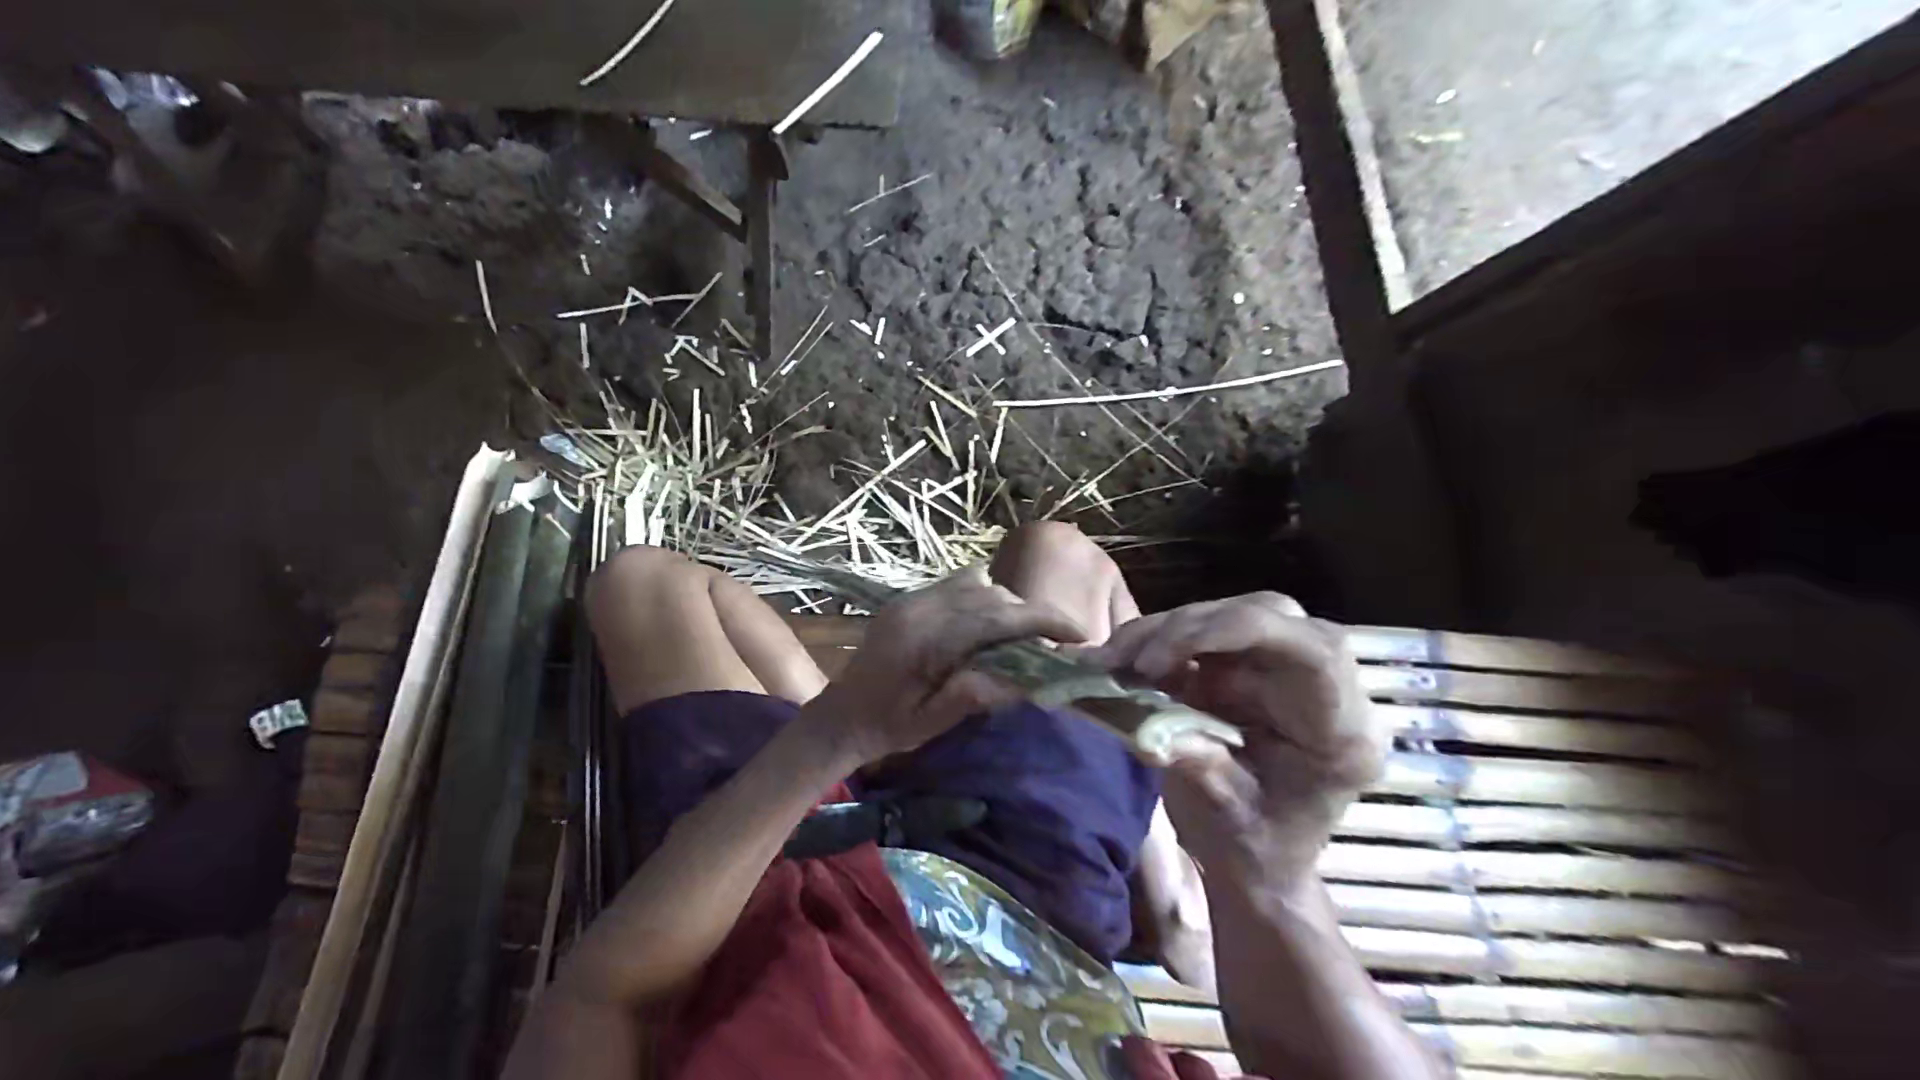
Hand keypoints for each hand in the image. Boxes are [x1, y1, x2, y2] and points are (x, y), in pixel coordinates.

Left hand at [801, 567, 1085, 765]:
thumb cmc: (887, 728)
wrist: (840, 716)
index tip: (1077, 635)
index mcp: (926, 641)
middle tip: (1054, 643)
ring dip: (1008, 604)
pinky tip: (989, 625)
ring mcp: (913, 599)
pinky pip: (958, 584)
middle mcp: (920, 609)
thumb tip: (1028, 680)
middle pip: (992, 595)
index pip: (997, 618)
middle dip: (1030, 614)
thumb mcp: (931, 723)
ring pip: (978, 583)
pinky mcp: (910, 599)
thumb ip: (974, 696)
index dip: (1042, 621)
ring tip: (1022, 635)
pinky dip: (985, 598)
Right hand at [1092, 594, 1385, 885]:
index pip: (1312, 650)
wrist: (1256, 864)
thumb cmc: (1256, 850)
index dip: (1236, 630)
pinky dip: (1158, 642)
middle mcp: (1322, 686)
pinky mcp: (1248, 666)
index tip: (1158, 656)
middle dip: (1188, 629)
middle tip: (1131, 661)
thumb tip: (1147, 727)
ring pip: (1227, 617)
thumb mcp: (1228, 816)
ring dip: (1163, 633)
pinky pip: (1204, 634)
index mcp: (1342, 729)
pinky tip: (1122, 661)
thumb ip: (1198, 765)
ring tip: (1111, 660)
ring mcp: (1282, 670)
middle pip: (1264, 616)